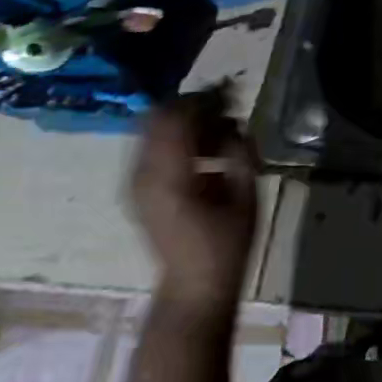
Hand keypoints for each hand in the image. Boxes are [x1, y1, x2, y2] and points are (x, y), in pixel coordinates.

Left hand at [128, 99, 257, 309]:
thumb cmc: (227, 246)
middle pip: (157, 118)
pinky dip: (175, 137)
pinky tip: (203, 149)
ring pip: (151, 129)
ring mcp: (135, 181)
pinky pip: (151, 146)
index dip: (203, 100)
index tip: (230, 95)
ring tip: (217, 127)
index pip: (176, 119)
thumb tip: (235, 125)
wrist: (193, 286)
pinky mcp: (137, 188)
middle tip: (224, 106)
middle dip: (191, 105)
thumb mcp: (246, 198)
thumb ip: (240, 155)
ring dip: (183, 120)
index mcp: (170, 177)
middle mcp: (143, 174)